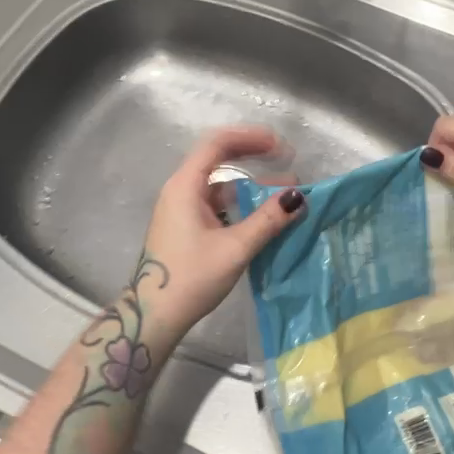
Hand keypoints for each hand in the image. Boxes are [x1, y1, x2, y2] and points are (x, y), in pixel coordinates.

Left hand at [135, 125, 305, 330]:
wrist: (155, 315)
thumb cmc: (191, 277)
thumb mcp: (235, 248)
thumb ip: (267, 220)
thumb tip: (298, 198)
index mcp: (185, 186)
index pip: (218, 143)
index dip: (251, 138)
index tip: (280, 146)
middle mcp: (181, 190)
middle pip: (219, 159)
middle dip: (254, 157)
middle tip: (287, 160)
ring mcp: (182, 209)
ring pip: (221, 185)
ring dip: (253, 186)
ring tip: (286, 195)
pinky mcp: (187, 227)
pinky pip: (218, 204)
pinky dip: (242, 204)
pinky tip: (265, 217)